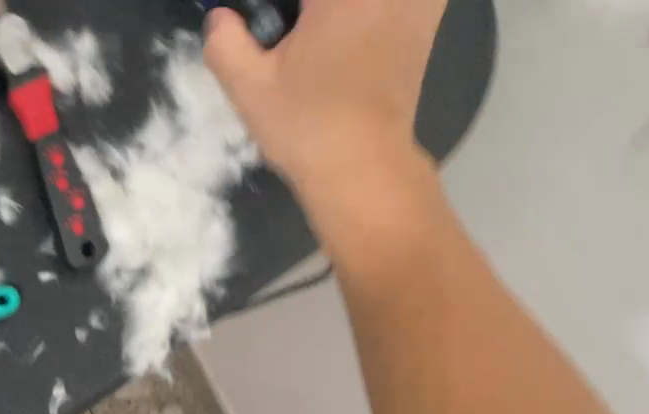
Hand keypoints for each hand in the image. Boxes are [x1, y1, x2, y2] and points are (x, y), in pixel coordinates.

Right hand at [202, 0, 449, 193]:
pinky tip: (359, 29)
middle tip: (286, 34)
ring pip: (356, 4)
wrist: (362, 163)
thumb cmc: (304, 125)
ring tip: (311, 40)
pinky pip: (398, 3)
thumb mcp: (249, 89)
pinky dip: (371, 14)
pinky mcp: (429, 14)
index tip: (262, 27)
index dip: (276, 11)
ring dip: (332, 16)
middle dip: (301, 12)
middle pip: (324, 1)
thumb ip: (225, 43)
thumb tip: (219, 16)